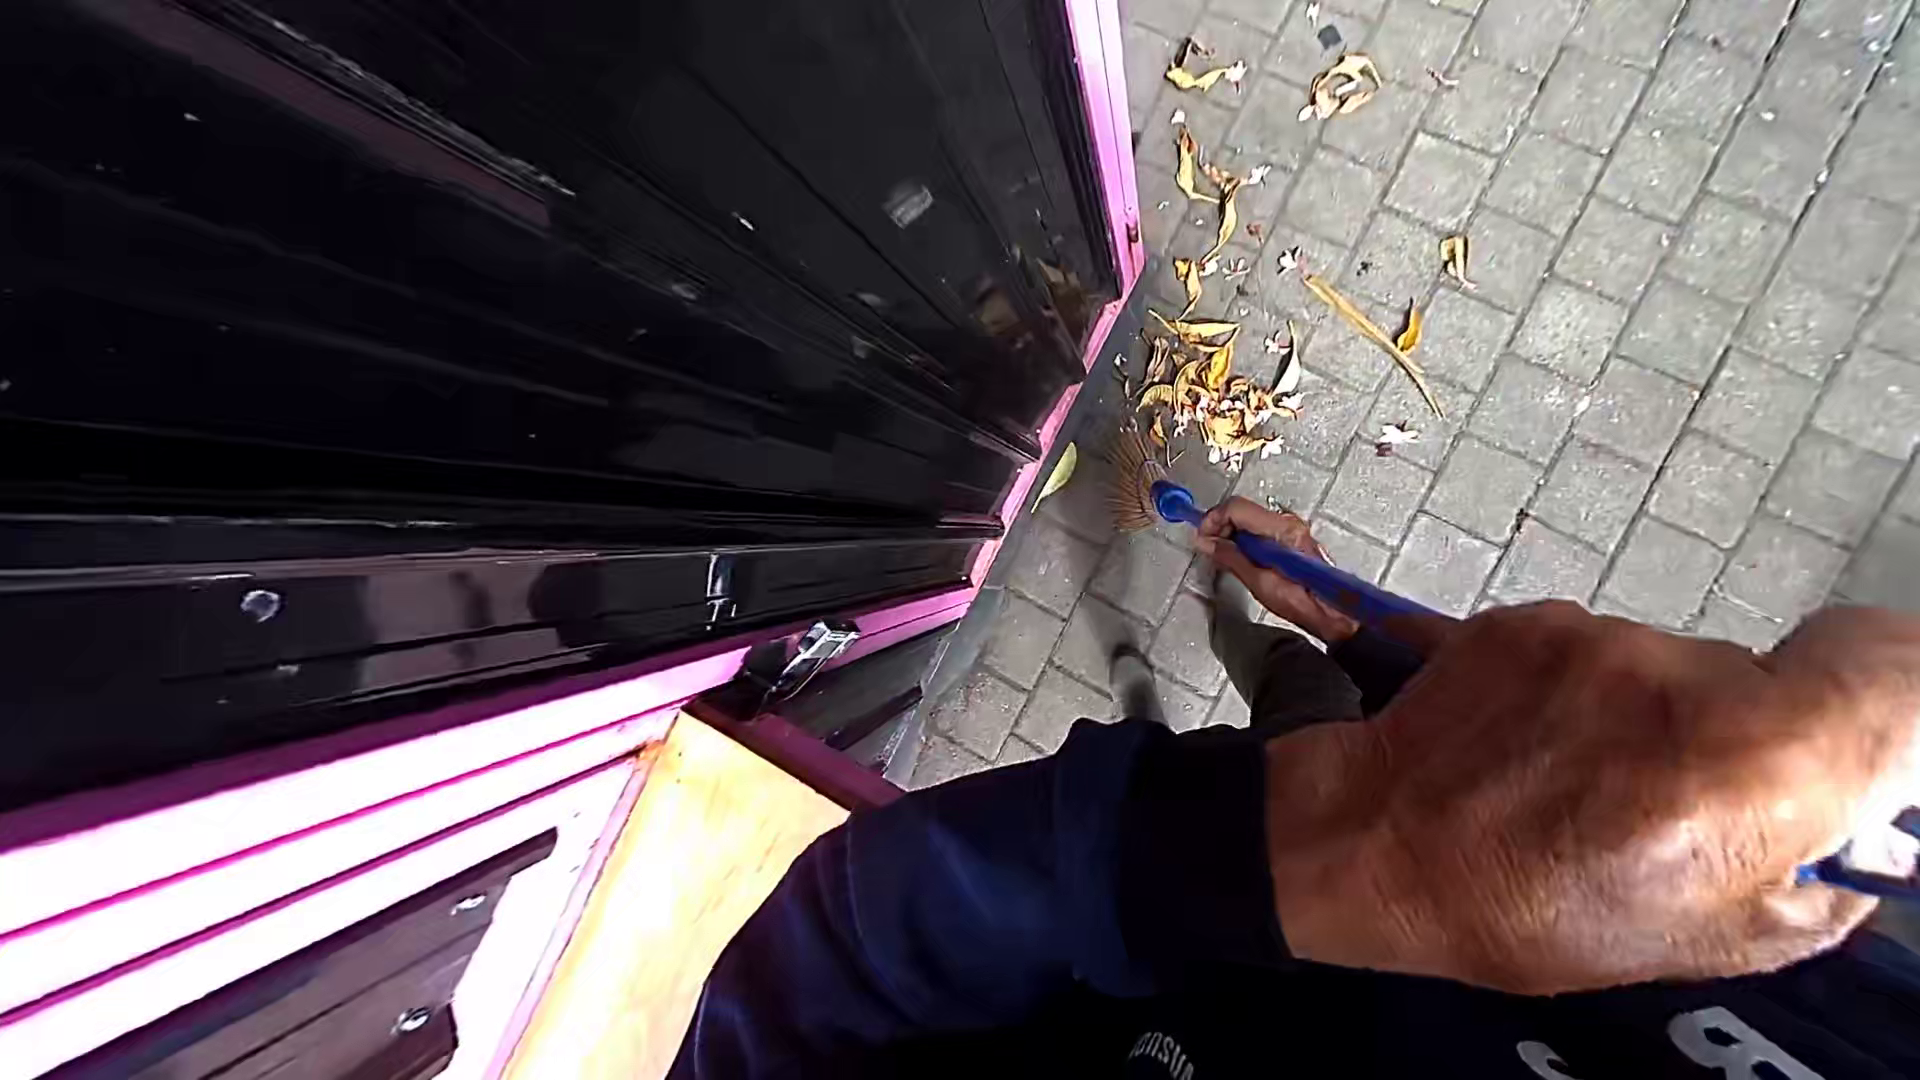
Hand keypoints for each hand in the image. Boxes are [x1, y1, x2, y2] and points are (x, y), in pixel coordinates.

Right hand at [1194, 497, 1360, 645]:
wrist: (1331, 611)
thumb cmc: (1302, 601)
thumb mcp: (1257, 581)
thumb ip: (1229, 557)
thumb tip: (1206, 543)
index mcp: (1280, 531)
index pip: (1236, 508)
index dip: (1213, 520)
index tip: (1203, 537)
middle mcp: (1287, 523)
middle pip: (1240, 509)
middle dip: (1219, 526)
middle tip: (1209, 547)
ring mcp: (1290, 528)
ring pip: (1247, 518)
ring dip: (1230, 533)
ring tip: (1223, 556)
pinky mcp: (1289, 536)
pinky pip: (1257, 527)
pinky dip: (1242, 538)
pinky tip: (1240, 557)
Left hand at [1263, 601, 1919, 994]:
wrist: (1378, 836)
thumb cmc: (1542, 904)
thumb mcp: (1734, 927)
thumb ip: (1830, 849)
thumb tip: (1862, 796)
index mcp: (1764, 749)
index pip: (1892, 658)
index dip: (1881, 691)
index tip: (1846, 729)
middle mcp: (1669, 666)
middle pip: (1750, 671)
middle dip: (1729, 722)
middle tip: (1655, 782)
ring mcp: (1571, 634)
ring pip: (1651, 659)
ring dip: (1633, 702)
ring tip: (1565, 762)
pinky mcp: (1498, 622)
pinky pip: (1572, 645)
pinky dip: (1563, 679)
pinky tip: (1519, 729)